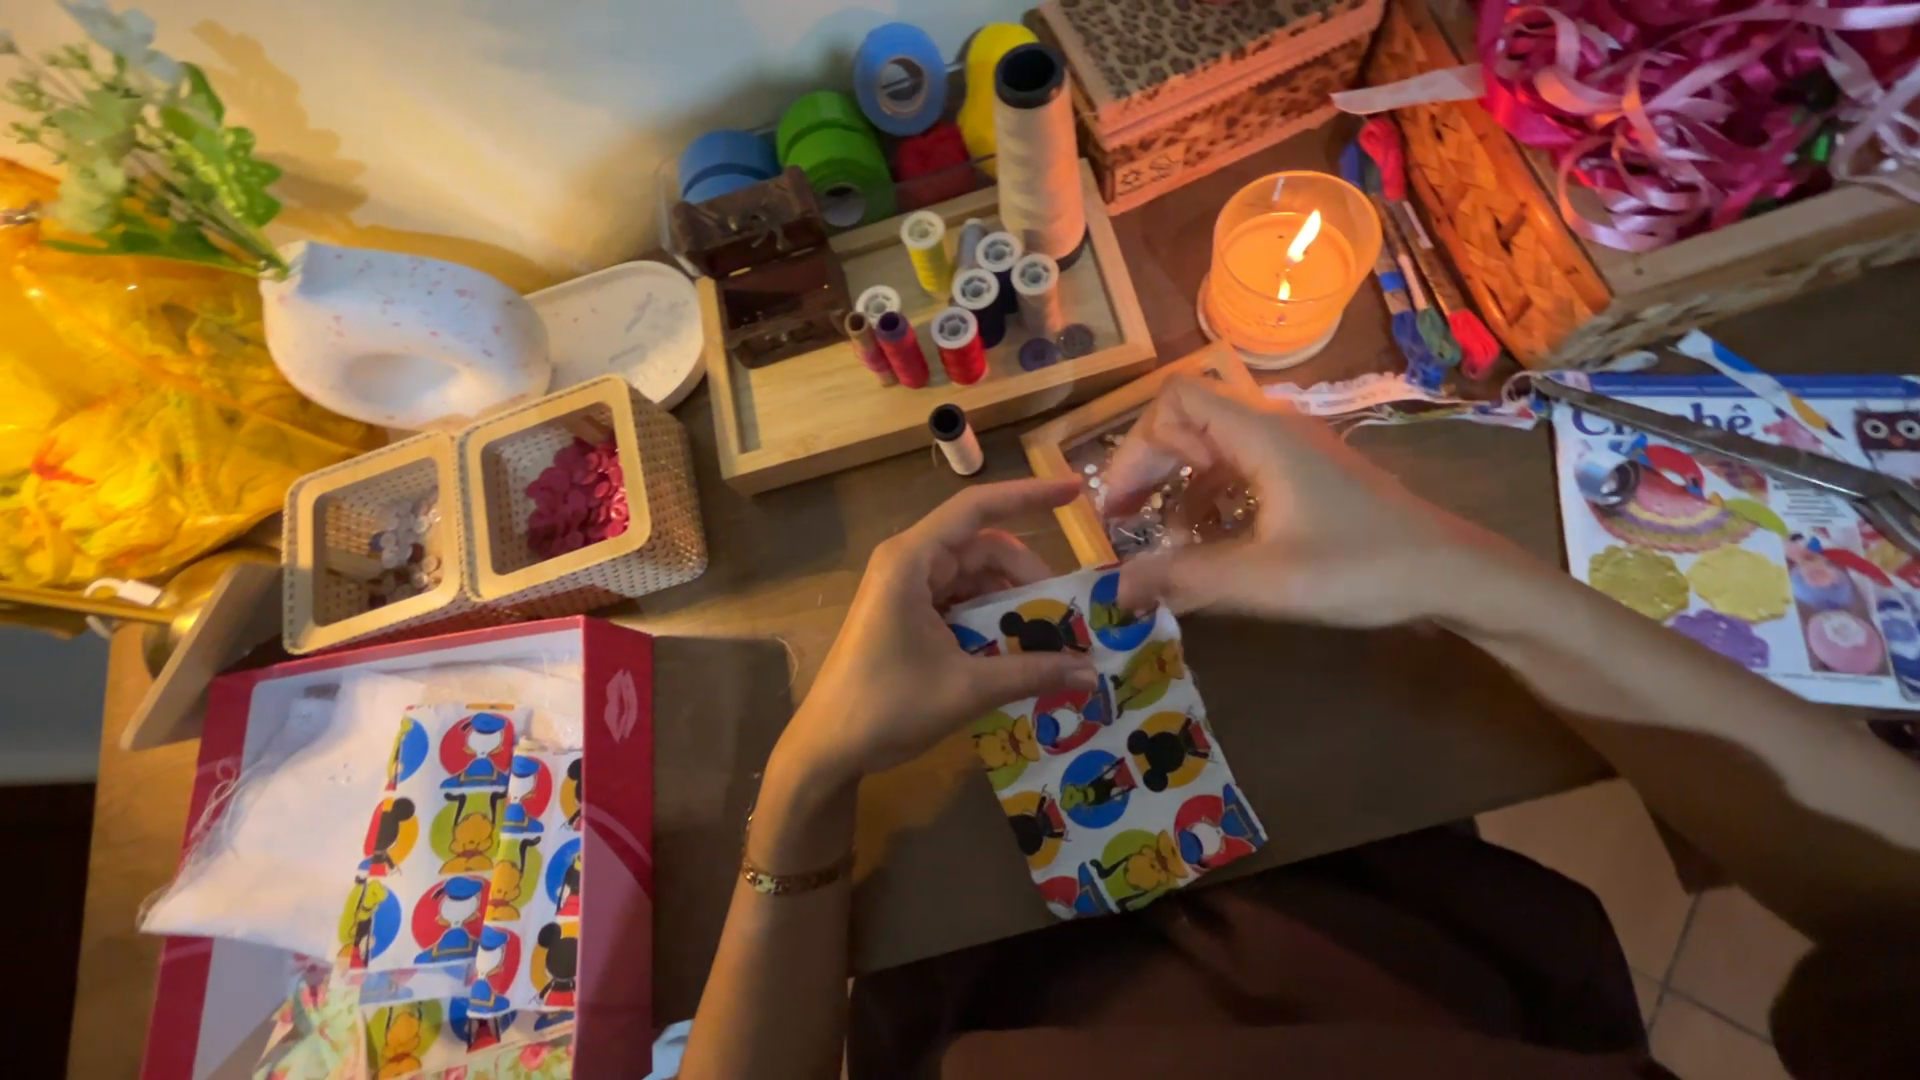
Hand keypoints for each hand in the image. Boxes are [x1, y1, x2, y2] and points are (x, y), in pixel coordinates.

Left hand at [774, 479, 1099, 786]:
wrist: (826, 748)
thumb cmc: (886, 707)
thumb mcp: (967, 688)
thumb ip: (1032, 673)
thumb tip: (1091, 672)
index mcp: (912, 561)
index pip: (977, 509)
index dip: (1028, 496)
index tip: (1072, 491)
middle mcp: (907, 563)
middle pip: (982, 548)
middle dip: (1027, 576)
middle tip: (1065, 614)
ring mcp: (903, 588)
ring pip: (972, 577)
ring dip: (1010, 601)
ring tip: (1047, 636)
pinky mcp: (904, 613)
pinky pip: (958, 601)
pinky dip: (988, 619)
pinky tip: (1013, 648)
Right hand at [1107, 376, 1501, 626]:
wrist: (1454, 575)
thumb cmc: (1362, 568)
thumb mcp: (1265, 580)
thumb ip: (1185, 577)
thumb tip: (1117, 587)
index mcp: (1260, 436)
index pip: (1175, 401)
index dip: (1138, 446)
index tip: (1125, 505)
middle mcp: (1271, 429)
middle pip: (1185, 421)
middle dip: (1146, 468)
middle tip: (1123, 521)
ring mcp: (1290, 451)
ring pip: (1209, 447)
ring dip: (1175, 486)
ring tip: (1160, 538)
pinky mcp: (1303, 475)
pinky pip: (1236, 470)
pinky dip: (1207, 499)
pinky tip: (1206, 541)